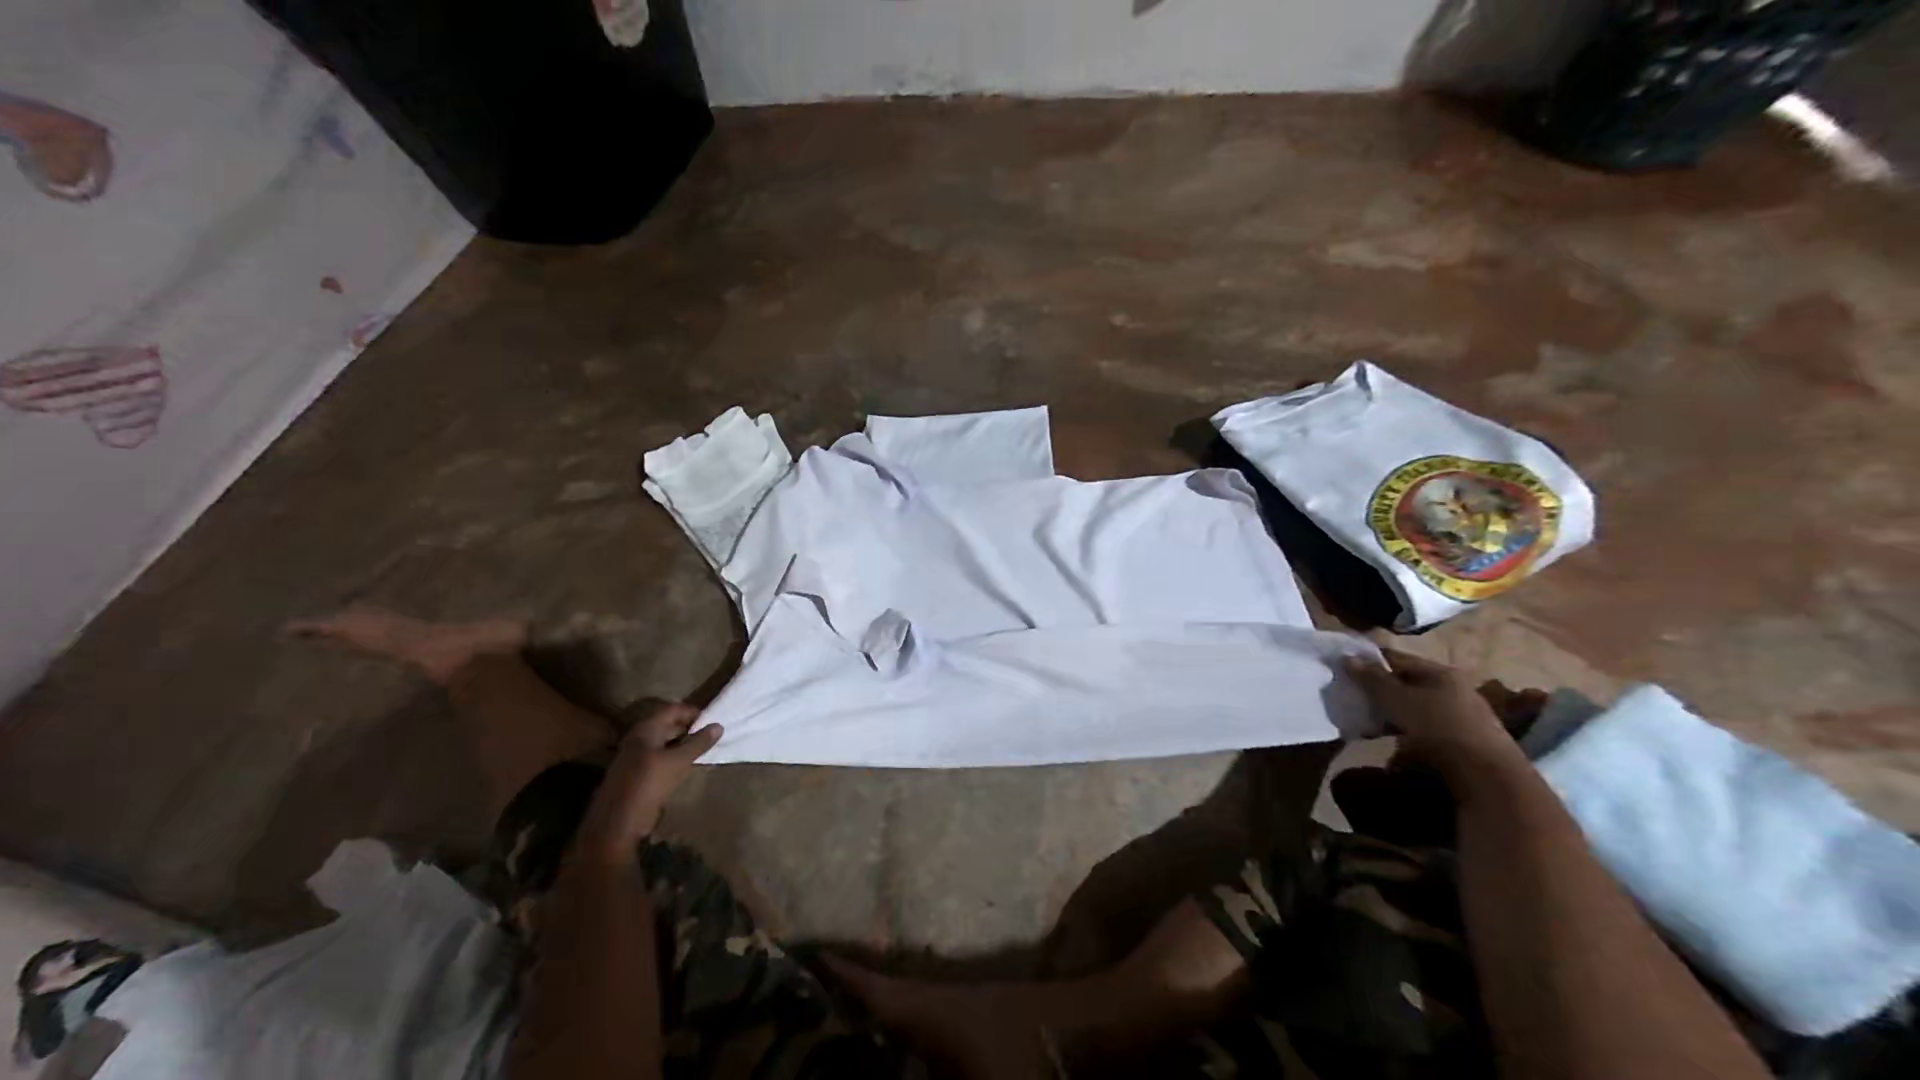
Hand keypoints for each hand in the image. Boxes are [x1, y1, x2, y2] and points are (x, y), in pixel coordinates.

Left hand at [574, 701, 721, 865]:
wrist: (618, 822)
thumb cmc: (648, 784)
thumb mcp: (678, 762)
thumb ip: (698, 743)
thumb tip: (718, 726)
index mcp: (645, 730)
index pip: (672, 709)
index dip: (693, 712)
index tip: (713, 720)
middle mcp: (639, 738)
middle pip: (668, 724)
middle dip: (690, 728)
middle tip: (712, 734)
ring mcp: (636, 756)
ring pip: (665, 742)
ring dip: (684, 744)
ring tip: (705, 749)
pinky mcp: (638, 773)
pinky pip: (661, 757)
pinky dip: (675, 757)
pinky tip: (689, 765)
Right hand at [1343, 649, 1522, 781]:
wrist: (1487, 777)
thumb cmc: (1439, 727)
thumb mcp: (1398, 699)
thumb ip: (1372, 679)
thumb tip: (1347, 657)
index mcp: (1440, 672)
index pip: (1397, 658)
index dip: (1369, 661)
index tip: (1344, 670)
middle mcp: (1453, 689)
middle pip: (1406, 684)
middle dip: (1379, 692)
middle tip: (1352, 700)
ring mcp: (1459, 717)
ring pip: (1414, 709)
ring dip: (1390, 716)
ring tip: (1367, 726)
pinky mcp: (1461, 742)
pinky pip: (1423, 732)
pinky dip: (1405, 736)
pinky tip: (1391, 748)